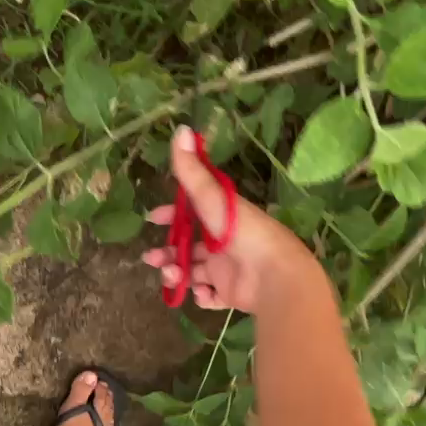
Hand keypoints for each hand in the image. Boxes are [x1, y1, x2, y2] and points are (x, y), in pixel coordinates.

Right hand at [142, 126, 316, 313]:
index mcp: (223, 219)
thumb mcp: (212, 198)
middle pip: (188, 248)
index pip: (192, 213)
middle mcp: (224, 243)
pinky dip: (201, 296)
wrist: (274, 275)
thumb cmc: (243, 232)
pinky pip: (210, 296)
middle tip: (151, 260)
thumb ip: (192, 171)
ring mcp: (228, 270)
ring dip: (178, 275)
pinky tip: (201, 293)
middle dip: (166, 253)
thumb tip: (180, 129)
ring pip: (194, 273)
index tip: (152, 219)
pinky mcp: (231, 294)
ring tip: (174, 277)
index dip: (171, 216)